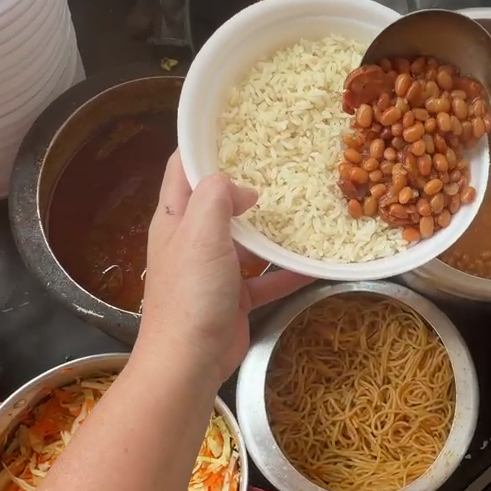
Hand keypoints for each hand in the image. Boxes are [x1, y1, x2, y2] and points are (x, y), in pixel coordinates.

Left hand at [138, 153, 310, 379]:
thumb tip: (244, 189)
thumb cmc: (189, 292)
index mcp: (175, 219)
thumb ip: (217, 197)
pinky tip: (316, 265)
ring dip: (274, 231)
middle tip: (286, 167)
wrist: (188, 361)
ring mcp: (215, 271)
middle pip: (220, 204)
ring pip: (248, 242)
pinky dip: (288, 272)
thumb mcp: (200, 232)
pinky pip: (266, 278)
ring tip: (307, 211)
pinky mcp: (235, 299)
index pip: (181, 168)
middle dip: (249, 186)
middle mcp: (193, 241)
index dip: (203, 145)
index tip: (238, 128)